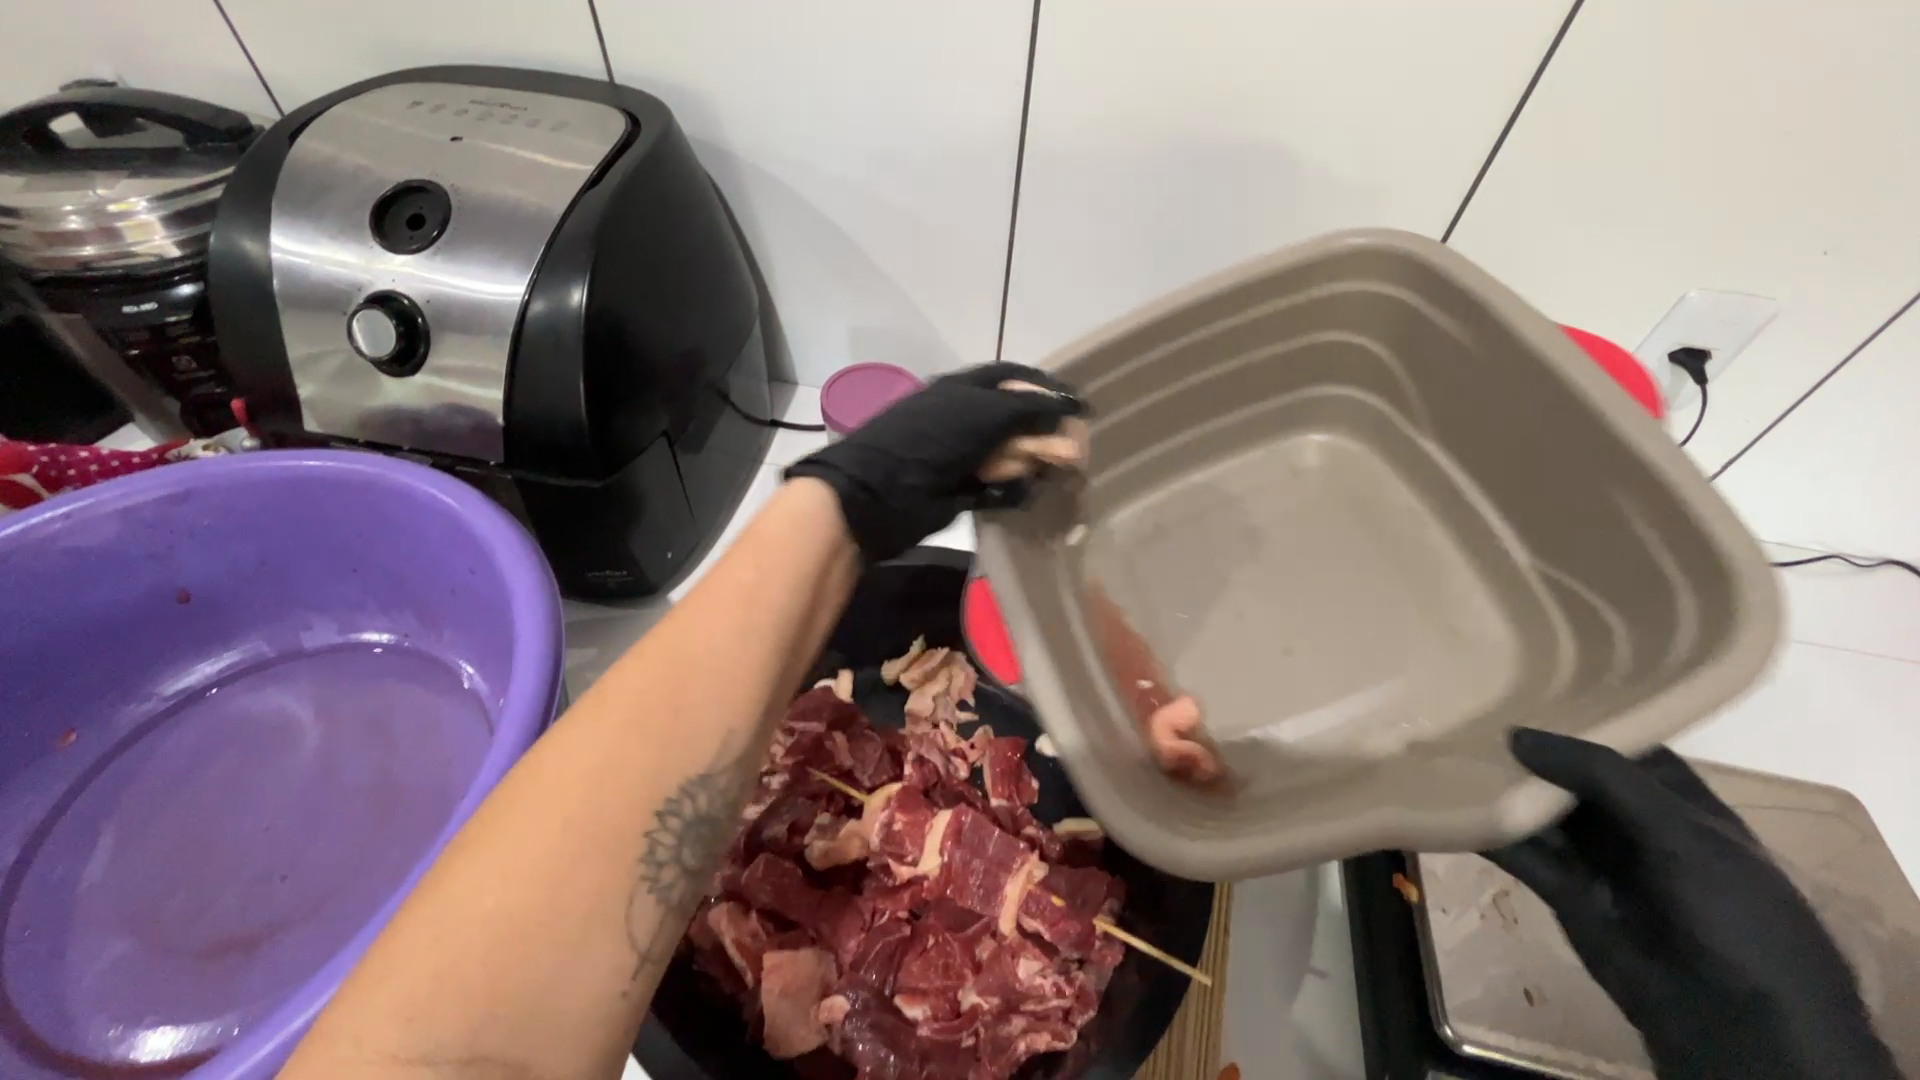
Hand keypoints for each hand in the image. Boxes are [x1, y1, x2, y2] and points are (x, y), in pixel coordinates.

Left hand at [786, 363, 1086, 562]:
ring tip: (1059, 471)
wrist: (878, 494)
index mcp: (964, 388)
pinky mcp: (958, 490)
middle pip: (1015, 420)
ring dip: (1032, 463)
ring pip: (1009, 455)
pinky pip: (996, 488)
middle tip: (1075, 450)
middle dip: (1045, 432)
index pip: (1014, 379)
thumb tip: (1071, 404)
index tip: (1079, 407)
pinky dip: (1013, 490)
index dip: (1047, 389)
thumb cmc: (931, 440)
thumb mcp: (984, 412)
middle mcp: (963, 418)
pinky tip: (1030, 493)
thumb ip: (1030, 407)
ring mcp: (960, 455)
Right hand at [1484, 728, 1897, 1079]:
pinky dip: (1488, 832)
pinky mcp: (1566, 892)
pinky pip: (1522, 853)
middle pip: (1573, 777)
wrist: (1733, 1019)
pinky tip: (1449, 806)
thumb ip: (1600, 775)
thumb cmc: (1728, 910)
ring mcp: (1600, 860)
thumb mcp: (1677, 829)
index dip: (1580, 718)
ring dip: (1501, 789)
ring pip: (1542, 813)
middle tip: (1466, 715)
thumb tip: (1515, 734)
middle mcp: (1637, 824)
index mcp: (1681, 803)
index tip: (1522, 690)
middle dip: (1528, 752)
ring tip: (1445, 753)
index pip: (1624, 746)